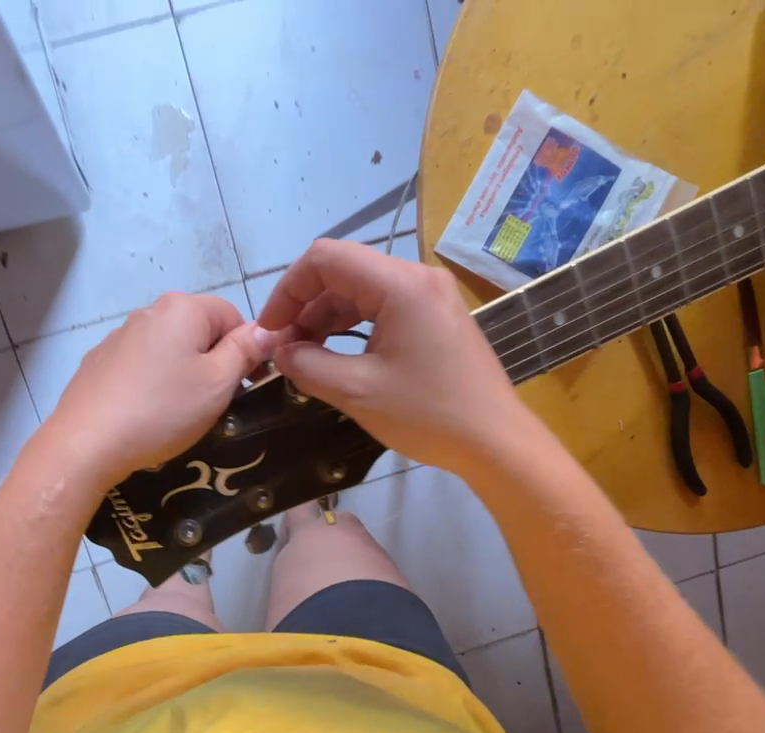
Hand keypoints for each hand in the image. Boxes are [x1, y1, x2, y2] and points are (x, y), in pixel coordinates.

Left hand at [42, 292, 273, 490]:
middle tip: (217, 404)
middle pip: (198, 330)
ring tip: (180, 413)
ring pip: (168, 349)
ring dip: (183, 373)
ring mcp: (119, 336)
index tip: (249, 387)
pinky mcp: (98, 362)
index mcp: (183, 308)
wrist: (88, 442)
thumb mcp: (218, 383)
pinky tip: (147, 414)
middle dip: (214, 362)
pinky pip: (141, 366)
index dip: (248, 350)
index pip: (233, 316)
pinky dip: (152, 384)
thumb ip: (245, 351)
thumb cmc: (164, 410)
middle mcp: (149, 312)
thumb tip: (267, 329)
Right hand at [256, 239, 533, 472]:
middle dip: (305, 307)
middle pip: (344, 272)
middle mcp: (417, 278)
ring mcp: (431, 297)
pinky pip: (383, 309)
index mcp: (400, 284)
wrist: (494, 441)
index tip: (270, 330)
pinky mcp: (436, 318)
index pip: (326, 259)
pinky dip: (353, 328)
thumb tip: (280, 352)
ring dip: (327, 319)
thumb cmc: (428, 414)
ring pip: (362, 292)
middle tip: (284, 350)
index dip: (288, 290)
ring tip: (304, 357)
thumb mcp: (357, 392)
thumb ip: (309, 365)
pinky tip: (336, 357)